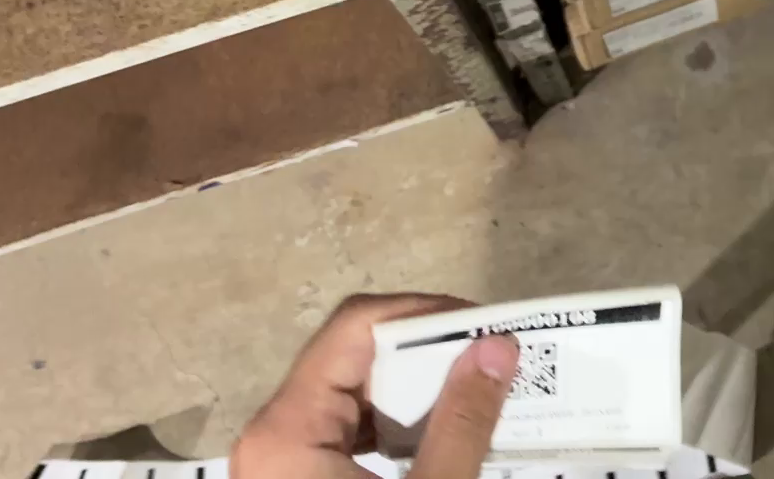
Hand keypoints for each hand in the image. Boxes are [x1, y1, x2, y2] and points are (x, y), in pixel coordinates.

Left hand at [232, 294, 519, 478]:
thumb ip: (464, 420)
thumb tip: (499, 342)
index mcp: (288, 427)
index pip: (357, 325)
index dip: (422, 312)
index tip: (483, 329)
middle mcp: (274, 430)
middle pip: (356, 349)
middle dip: (427, 346)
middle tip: (487, 357)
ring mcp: (281, 457)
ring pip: (356, 383)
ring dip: (418, 379)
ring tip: (472, 388)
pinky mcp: (296, 478)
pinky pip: (351, 420)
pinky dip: (399, 415)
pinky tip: (437, 432)